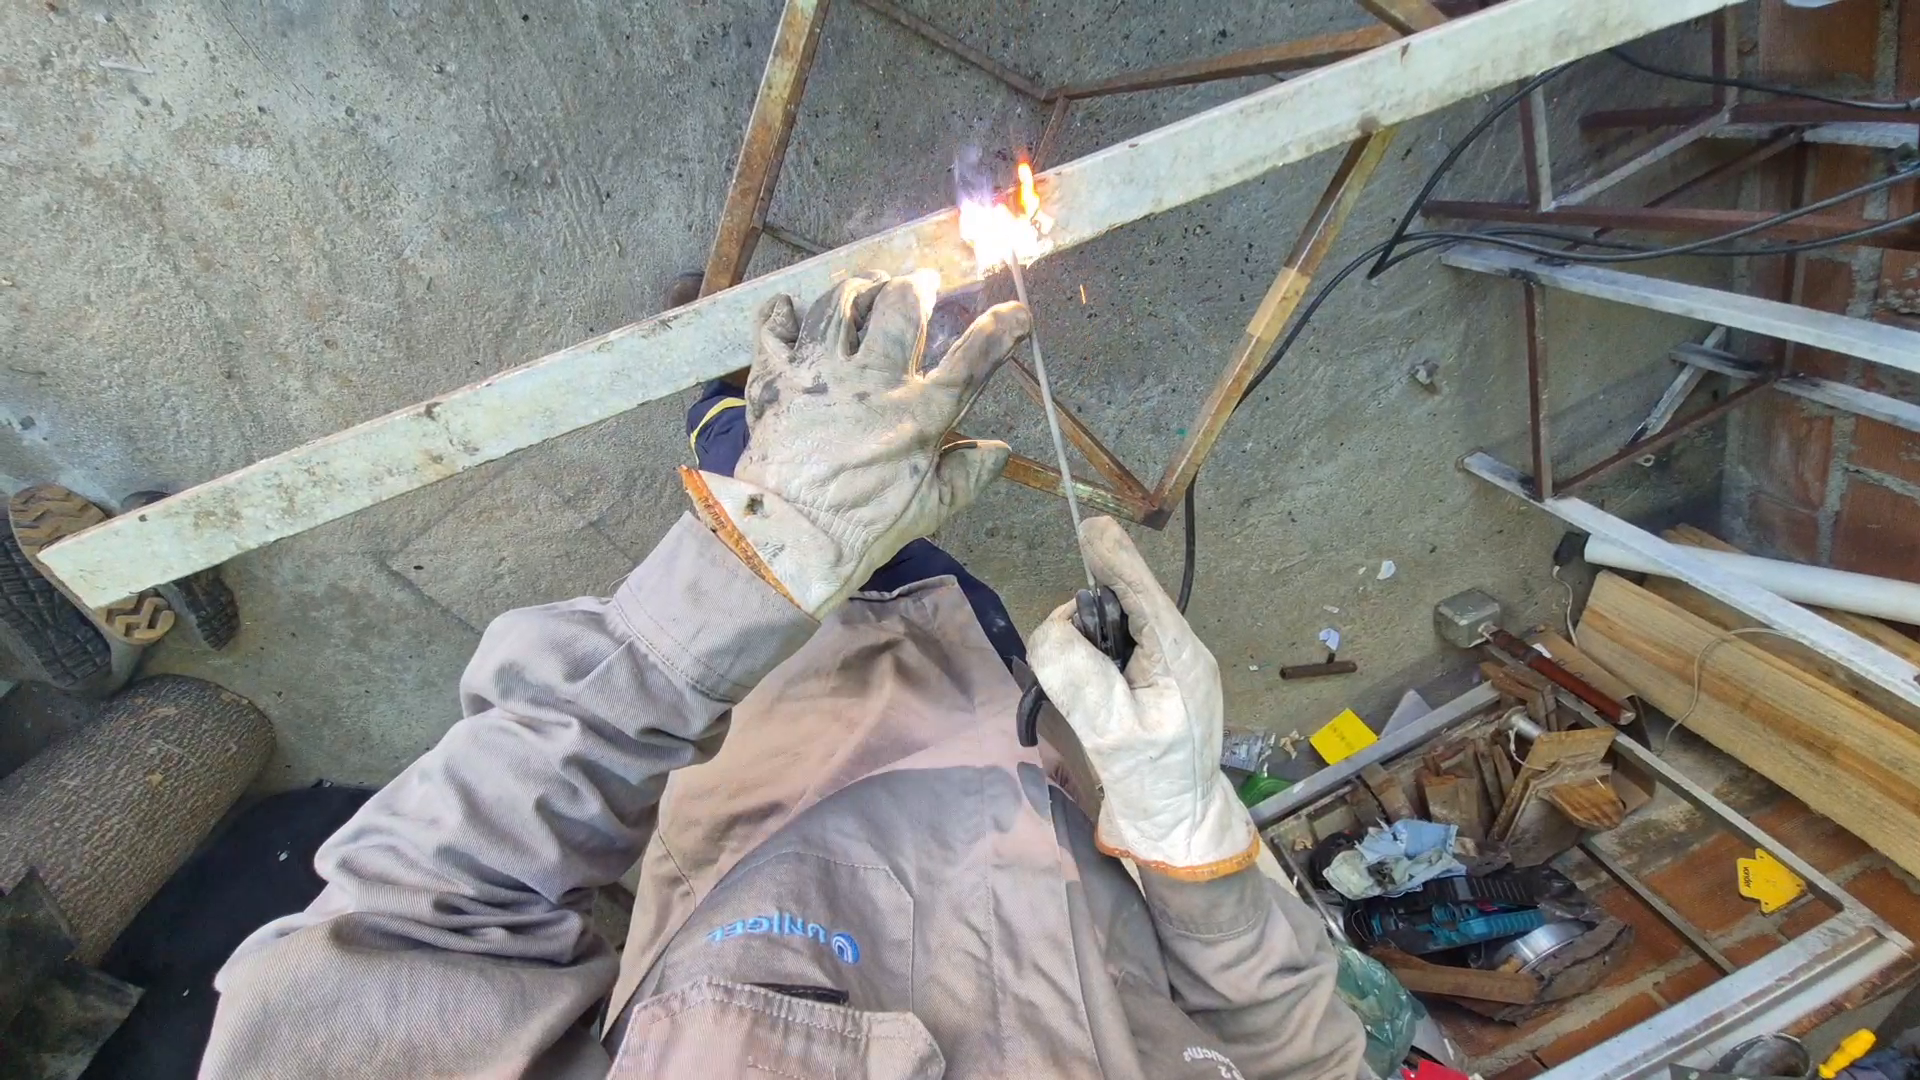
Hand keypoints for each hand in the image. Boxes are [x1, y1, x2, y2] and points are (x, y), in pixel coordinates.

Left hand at [682, 270, 1028, 615]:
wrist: (791, 540)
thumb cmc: (864, 529)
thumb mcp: (930, 510)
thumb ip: (968, 475)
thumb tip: (1000, 450)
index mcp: (918, 414)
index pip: (972, 358)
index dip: (1001, 329)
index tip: (1018, 313)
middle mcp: (872, 380)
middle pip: (901, 305)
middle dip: (919, 285)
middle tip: (921, 285)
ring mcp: (820, 373)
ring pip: (840, 302)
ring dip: (858, 286)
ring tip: (865, 287)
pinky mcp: (776, 379)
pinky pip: (773, 328)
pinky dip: (780, 313)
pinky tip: (789, 309)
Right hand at [1028, 517, 1259, 880]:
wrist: (1179, 829)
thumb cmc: (1153, 785)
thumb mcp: (1112, 732)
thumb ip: (1078, 675)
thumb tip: (1052, 628)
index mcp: (1179, 656)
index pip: (1142, 593)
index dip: (1115, 560)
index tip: (1089, 528)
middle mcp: (1178, 650)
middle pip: (1122, 604)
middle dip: (1087, 623)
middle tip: (1073, 678)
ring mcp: (1169, 665)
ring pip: (1115, 626)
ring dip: (1087, 647)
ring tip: (1088, 700)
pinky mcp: (1155, 680)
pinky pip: (1116, 649)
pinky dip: (1093, 661)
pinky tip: (1093, 694)